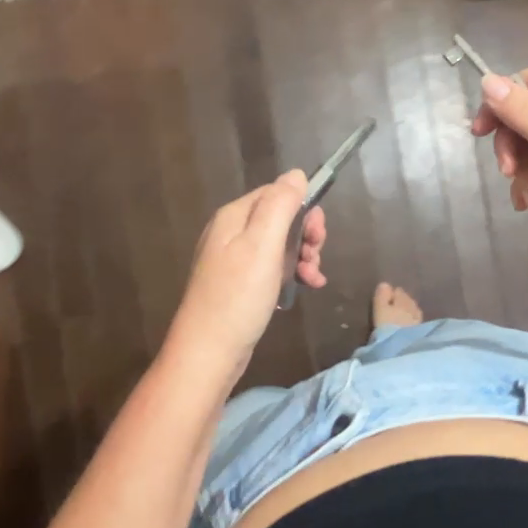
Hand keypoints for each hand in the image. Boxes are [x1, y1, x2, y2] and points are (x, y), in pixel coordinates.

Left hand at [164, 171, 326, 374]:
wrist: (209, 352)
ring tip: (313, 277)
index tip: (318, 235)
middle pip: (279, 218)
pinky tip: (305, 287)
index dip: (302, 208)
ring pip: (279, 244)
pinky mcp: (239, 285)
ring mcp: (234, 260)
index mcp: (234, 217)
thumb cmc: (238, 297)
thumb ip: (280, 205)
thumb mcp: (263, 245)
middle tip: (315, 257)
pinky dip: (291, 273)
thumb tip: (296, 174)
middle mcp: (231, 233)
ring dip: (302, 255)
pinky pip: (272, 267)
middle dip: (305, 234)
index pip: (276, 193)